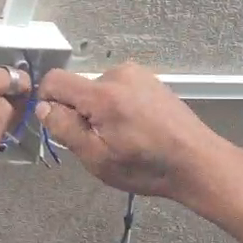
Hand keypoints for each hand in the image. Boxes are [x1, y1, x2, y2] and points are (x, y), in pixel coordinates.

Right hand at [36, 63, 242, 207]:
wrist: (199, 163)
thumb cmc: (147, 168)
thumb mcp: (97, 158)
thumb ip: (65, 129)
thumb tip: (43, 107)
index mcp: (103, 94)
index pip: (54, 80)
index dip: (47, 101)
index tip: (59, 125)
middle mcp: (118, 75)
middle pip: (77, 87)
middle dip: (79, 112)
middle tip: (99, 142)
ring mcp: (137, 74)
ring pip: (97, 89)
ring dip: (99, 110)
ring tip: (122, 137)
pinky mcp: (150, 80)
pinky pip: (117, 88)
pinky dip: (117, 105)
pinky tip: (136, 128)